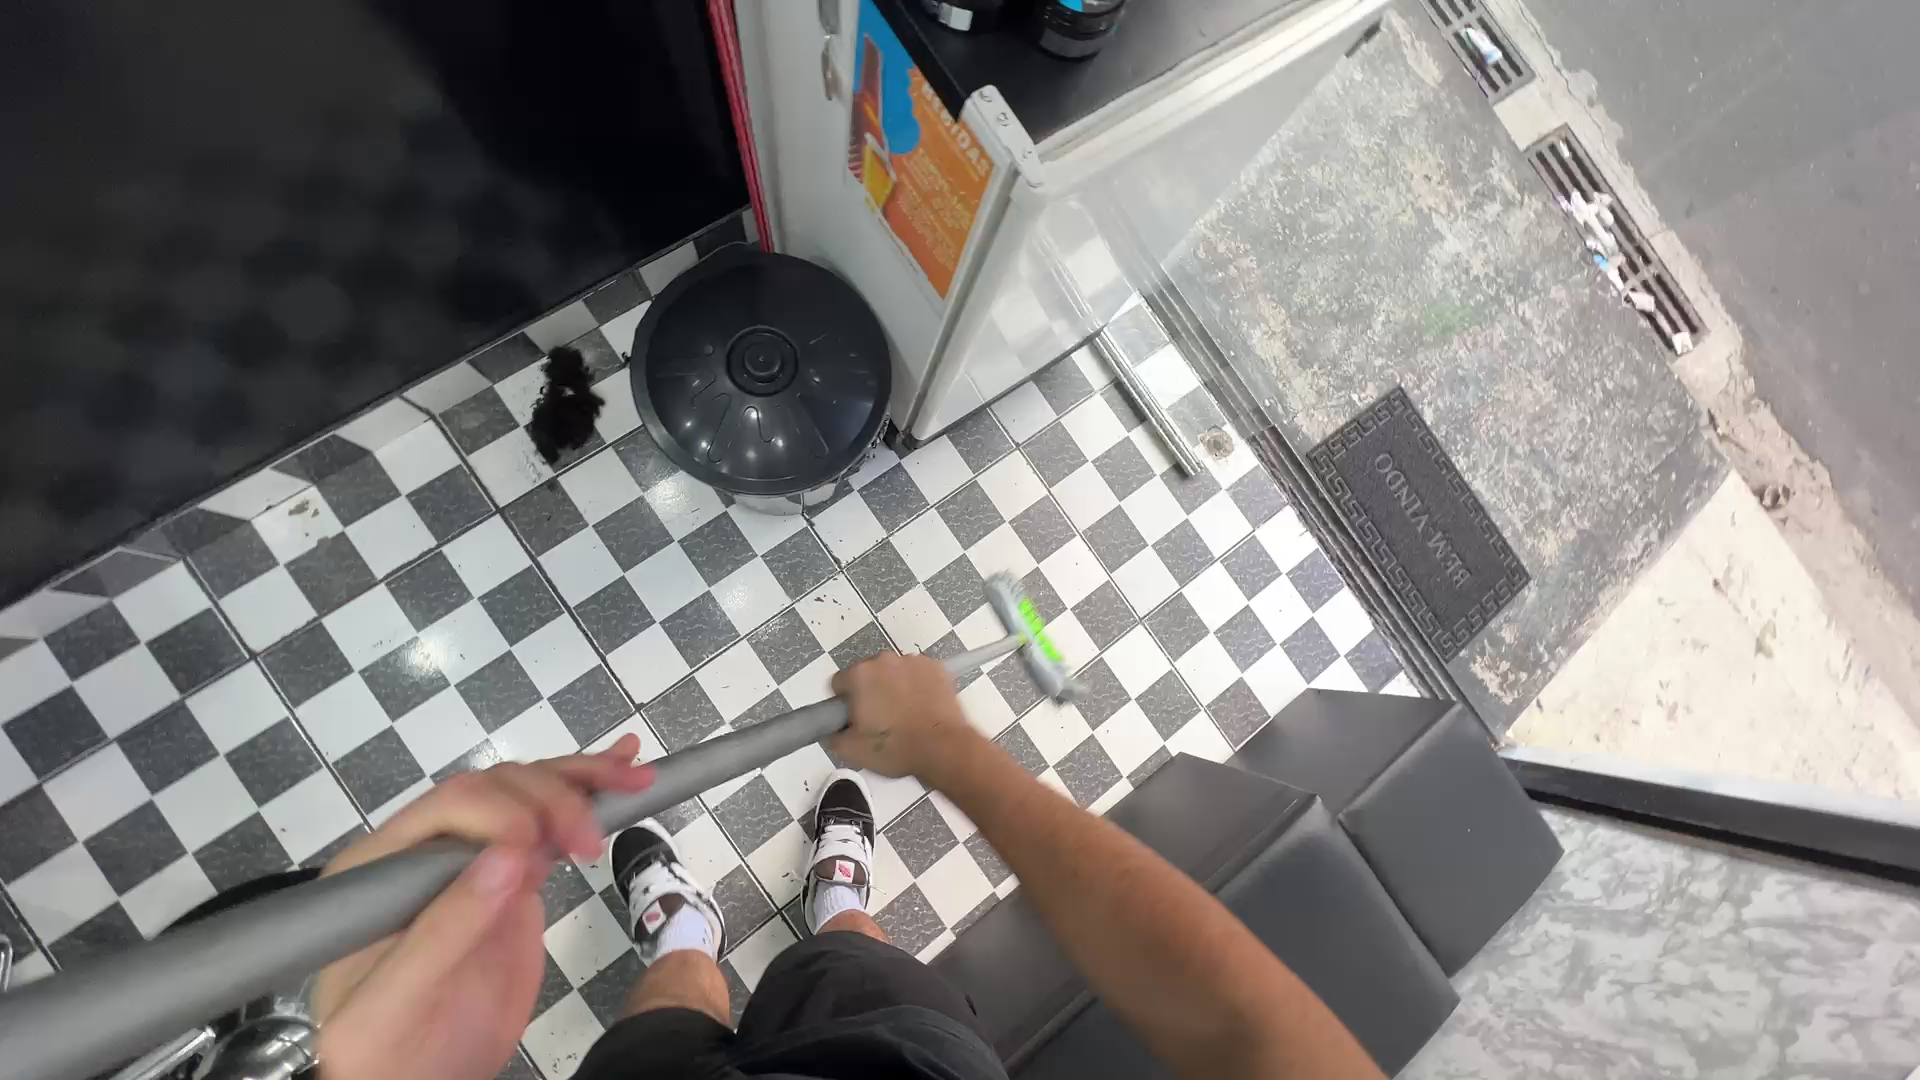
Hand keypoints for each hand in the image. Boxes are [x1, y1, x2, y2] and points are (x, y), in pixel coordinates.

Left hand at [313, 737, 653, 1079]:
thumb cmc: (393, 1056)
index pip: (452, 805)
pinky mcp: (518, 867)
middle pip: (502, 786)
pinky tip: (624, 763)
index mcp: (383, 866)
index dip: (503, 812)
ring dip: (587, 777)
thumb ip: (441, 932)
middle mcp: (430, 846)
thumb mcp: (394, 1008)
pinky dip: (592, 787)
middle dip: (556, 797)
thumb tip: (509, 855)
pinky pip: (554, 816)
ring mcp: (478, 854)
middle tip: (592, 841)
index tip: (539, 851)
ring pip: (534, 789)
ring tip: (634, 778)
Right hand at [829, 652, 981, 783]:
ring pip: (894, 672)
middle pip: (868, 674)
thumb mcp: (852, 751)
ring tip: (905, 715)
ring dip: (894, 687)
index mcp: (860, 675)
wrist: (944, 747)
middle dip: (870, 692)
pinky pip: (918, 673)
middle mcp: (884, 660)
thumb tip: (834, 729)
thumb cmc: (896, 748)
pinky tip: (922, 707)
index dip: (844, 702)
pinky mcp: (936, 667)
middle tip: (880, 719)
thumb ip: (833, 735)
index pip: (840, 682)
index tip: (855, 718)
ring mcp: (913, 661)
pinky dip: (917, 685)